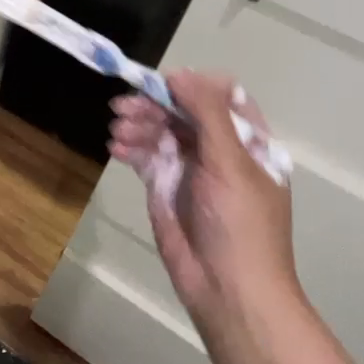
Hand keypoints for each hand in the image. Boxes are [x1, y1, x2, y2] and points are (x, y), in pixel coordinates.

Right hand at [108, 71, 297, 323]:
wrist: (228, 289)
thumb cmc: (240, 224)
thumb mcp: (230, 163)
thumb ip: (207, 113)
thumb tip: (180, 74)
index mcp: (248, 142)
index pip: (222, 96)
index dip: (193, 85)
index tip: (164, 85)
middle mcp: (219, 149)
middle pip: (182, 109)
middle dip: (154, 103)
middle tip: (124, 106)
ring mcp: (190, 168)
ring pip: (159, 129)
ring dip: (137, 123)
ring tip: (118, 129)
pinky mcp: (165, 185)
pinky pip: (144, 154)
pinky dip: (129, 146)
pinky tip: (115, 147)